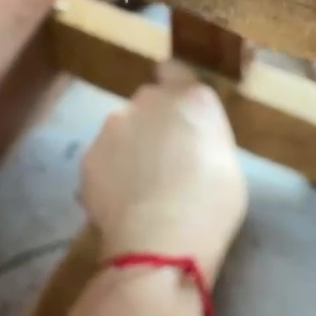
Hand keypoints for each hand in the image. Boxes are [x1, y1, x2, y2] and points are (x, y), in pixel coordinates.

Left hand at [81, 61, 247, 275]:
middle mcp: (148, 100)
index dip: (175, 86)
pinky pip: (103, 159)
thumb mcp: (227, 162)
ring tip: (141, 186)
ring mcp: (113, 127)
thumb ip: (204, 135)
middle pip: (148, 102)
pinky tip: (123, 201)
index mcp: (190, 97)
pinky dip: (110, 173)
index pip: (175, 70)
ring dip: (130, 147)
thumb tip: (191, 136)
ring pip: (122, 129)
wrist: (160, 246)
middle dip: (154, 121)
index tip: (179, 110)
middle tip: (166, 158)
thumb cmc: (211, 205)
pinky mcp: (88, 157)